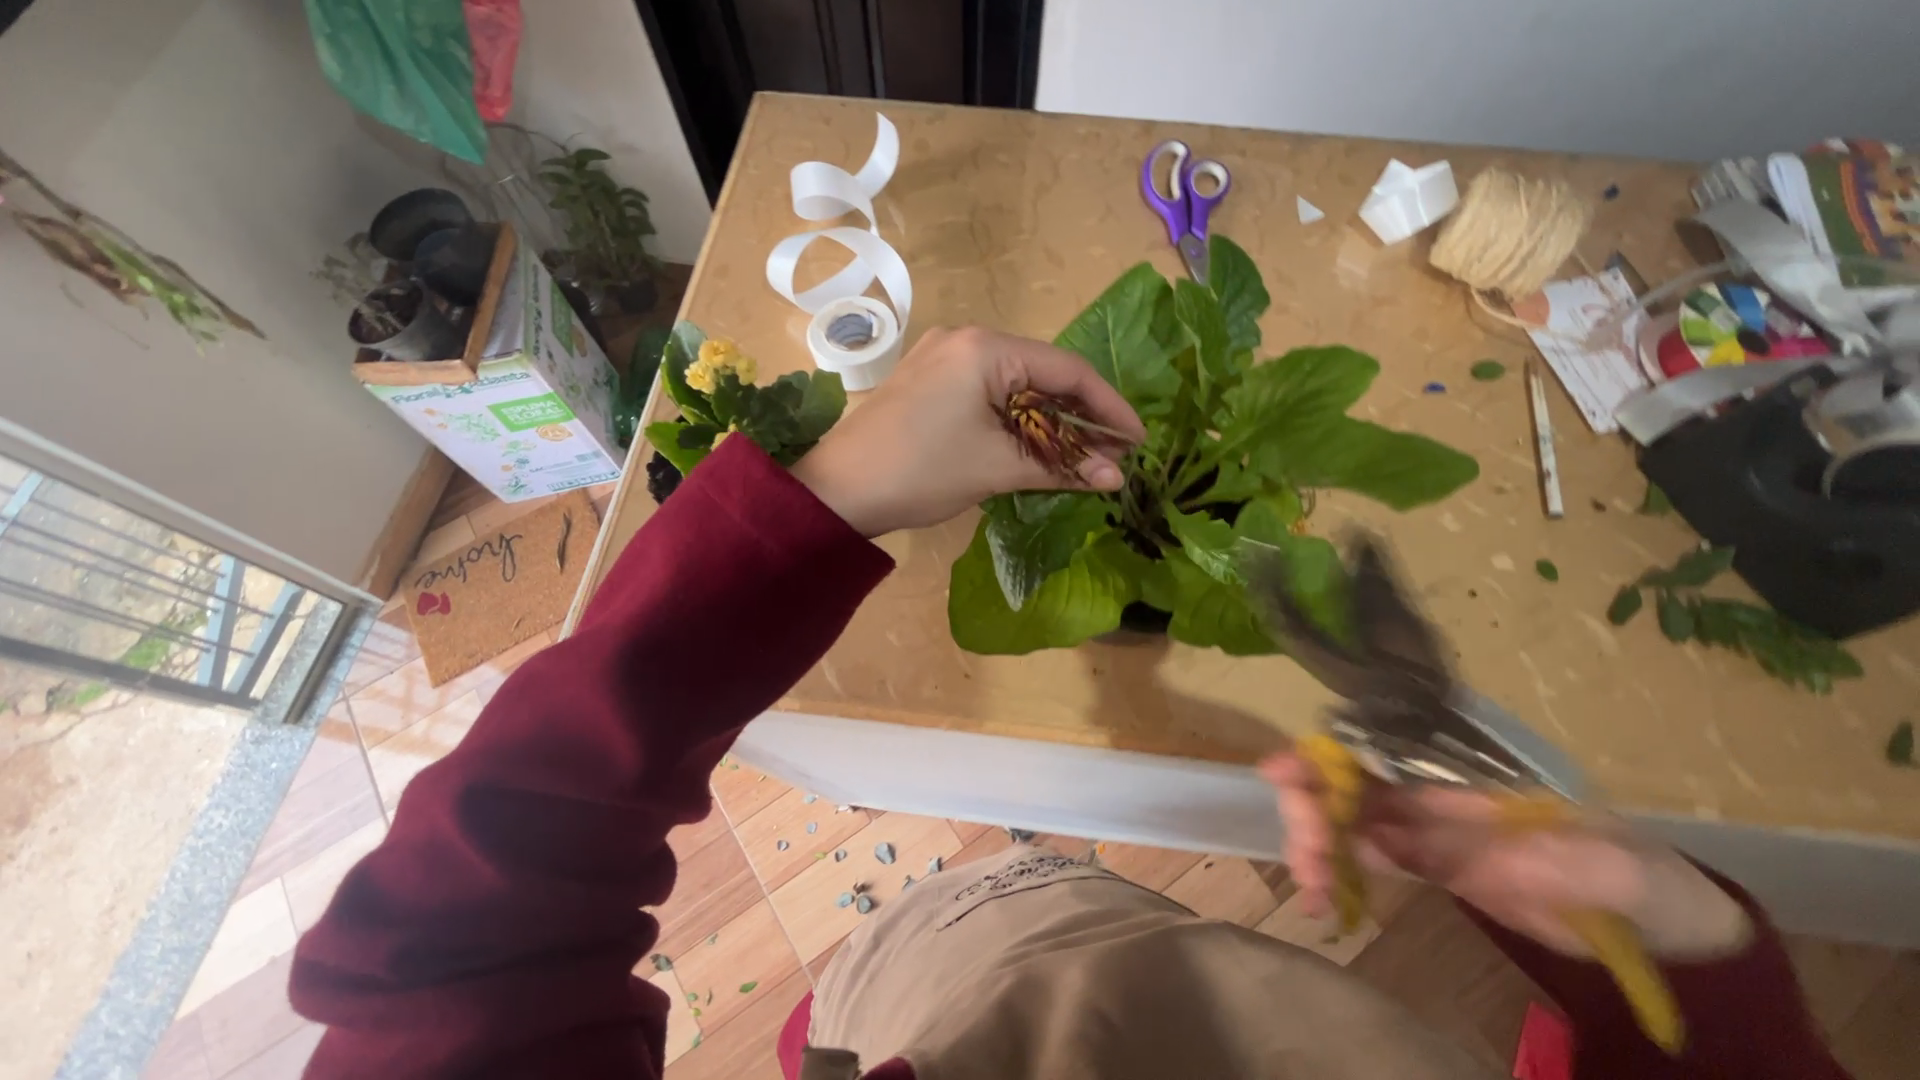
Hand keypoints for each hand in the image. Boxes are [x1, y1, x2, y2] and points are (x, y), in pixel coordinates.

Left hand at [790, 326, 1145, 536]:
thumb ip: (1062, 467)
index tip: (1137, 440)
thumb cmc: (921, 471)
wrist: (837, 490)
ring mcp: (943, 357)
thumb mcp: (997, 468)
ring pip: (1016, 384)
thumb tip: (1116, 478)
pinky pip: (989, 392)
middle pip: (1043, 373)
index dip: (1108, 406)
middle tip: (1114, 453)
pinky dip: (1017, 419)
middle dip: (1080, 416)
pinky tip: (1037, 445)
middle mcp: (965, 339)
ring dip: (1049, 420)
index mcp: (985, 348)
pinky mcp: (930, 381)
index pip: (1067, 370)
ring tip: (1083, 455)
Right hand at [1261, 752, 1751, 959]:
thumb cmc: (1638, 877)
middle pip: (1345, 781)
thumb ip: (1543, 854)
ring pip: (1343, 818)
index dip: (1324, 755)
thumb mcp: (1610, 867)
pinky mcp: (1425, 863)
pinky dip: (1333, 872)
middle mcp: (1433, 789)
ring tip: (1315, 895)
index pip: (1377, 749)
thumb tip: (1454, 847)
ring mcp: (1425, 826)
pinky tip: (1325, 902)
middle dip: (1310, 812)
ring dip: (1313, 847)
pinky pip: (1360, 856)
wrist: (1656, 926)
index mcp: (1464, 773)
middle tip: (1306, 866)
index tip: (1281, 775)